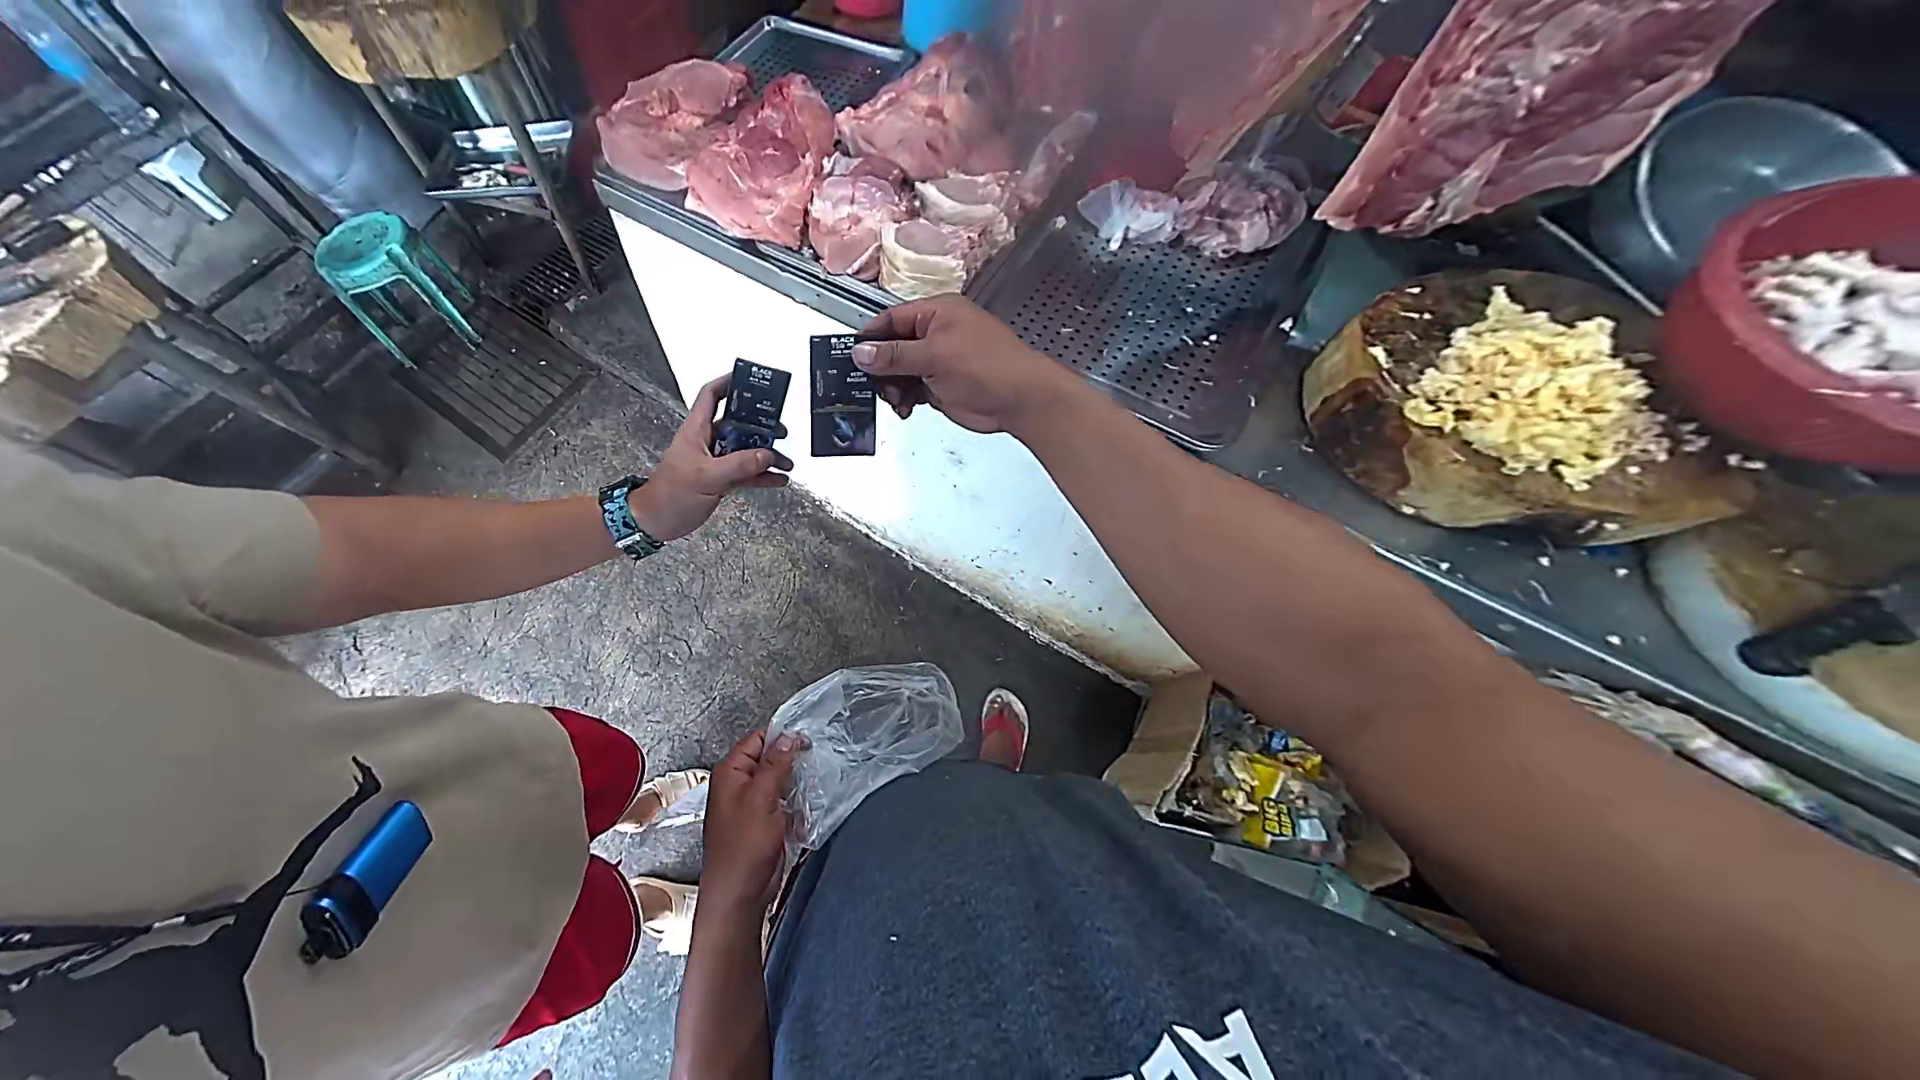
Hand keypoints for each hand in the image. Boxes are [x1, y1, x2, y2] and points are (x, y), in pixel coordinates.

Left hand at [631, 374, 792, 541]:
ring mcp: (716, 461)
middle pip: (738, 424)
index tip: (751, 379)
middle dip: (761, 425)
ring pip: (746, 451)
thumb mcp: (706, 476)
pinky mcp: (721, 479)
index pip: (712, 396)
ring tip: (785, 462)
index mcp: (697, 431)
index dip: (729, 383)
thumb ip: (739, 464)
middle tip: (780, 430)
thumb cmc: (670, 495)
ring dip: (767, 455)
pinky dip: (763, 475)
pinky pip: (747, 473)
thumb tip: (767, 455)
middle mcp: (708, 442)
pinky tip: (778, 479)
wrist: (657, 521)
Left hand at [702, 728, 804, 913]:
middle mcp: (738, 785)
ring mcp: (752, 803)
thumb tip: (787, 738)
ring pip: (780, 780)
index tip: (805, 739)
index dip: (781, 736)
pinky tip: (807, 805)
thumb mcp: (761, 798)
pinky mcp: (764, 820)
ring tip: (812, 783)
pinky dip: (796, 801)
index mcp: (730, 773)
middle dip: (791, 761)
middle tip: (813, 760)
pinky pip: (784, 800)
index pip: (757, 740)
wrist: (740, 894)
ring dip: (796, 782)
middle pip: (770, 759)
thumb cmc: (742, 849)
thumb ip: (775, 765)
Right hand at [853, 296, 1086, 434]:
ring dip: (892, 387)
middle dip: (881, 367)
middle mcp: (937, 334)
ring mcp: (940, 361)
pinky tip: (905, 407)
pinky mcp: (942, 386)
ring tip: (894, 399)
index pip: (891, 320)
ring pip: (901, 372)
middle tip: (873, 384)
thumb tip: (862, 352)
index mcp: (936, 313)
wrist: (1020, 399)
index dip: (871, 338)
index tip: (853, 355)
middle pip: (894, 348)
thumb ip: (895, 355)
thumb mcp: (934, 355)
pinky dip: (905, 399)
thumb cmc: (989, 365)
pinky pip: (913, 389)